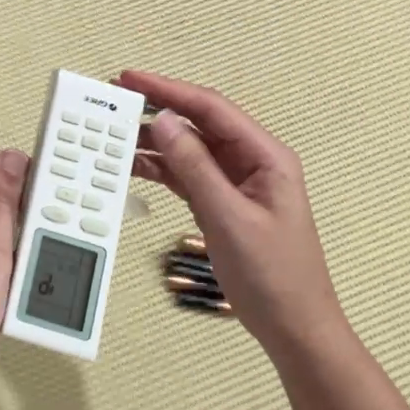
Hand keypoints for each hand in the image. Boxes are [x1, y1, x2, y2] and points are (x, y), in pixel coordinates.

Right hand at [117, 71, 346, 354]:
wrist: (295, 331)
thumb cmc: (272, 274)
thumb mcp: (229, 217)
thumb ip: (195, 166)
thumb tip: (164, 120)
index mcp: (265, 155)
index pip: (211, 108)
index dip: (169, 89)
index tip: (130, 78)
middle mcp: (250, 160)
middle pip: (199, 122)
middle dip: (158, 107)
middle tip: (115, 98)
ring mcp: (235, 181)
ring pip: (188, 146)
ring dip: (154, 139)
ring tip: (114, 131)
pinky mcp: (220, 201)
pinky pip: (185, 172)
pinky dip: (159, 167)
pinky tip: (132, 163)